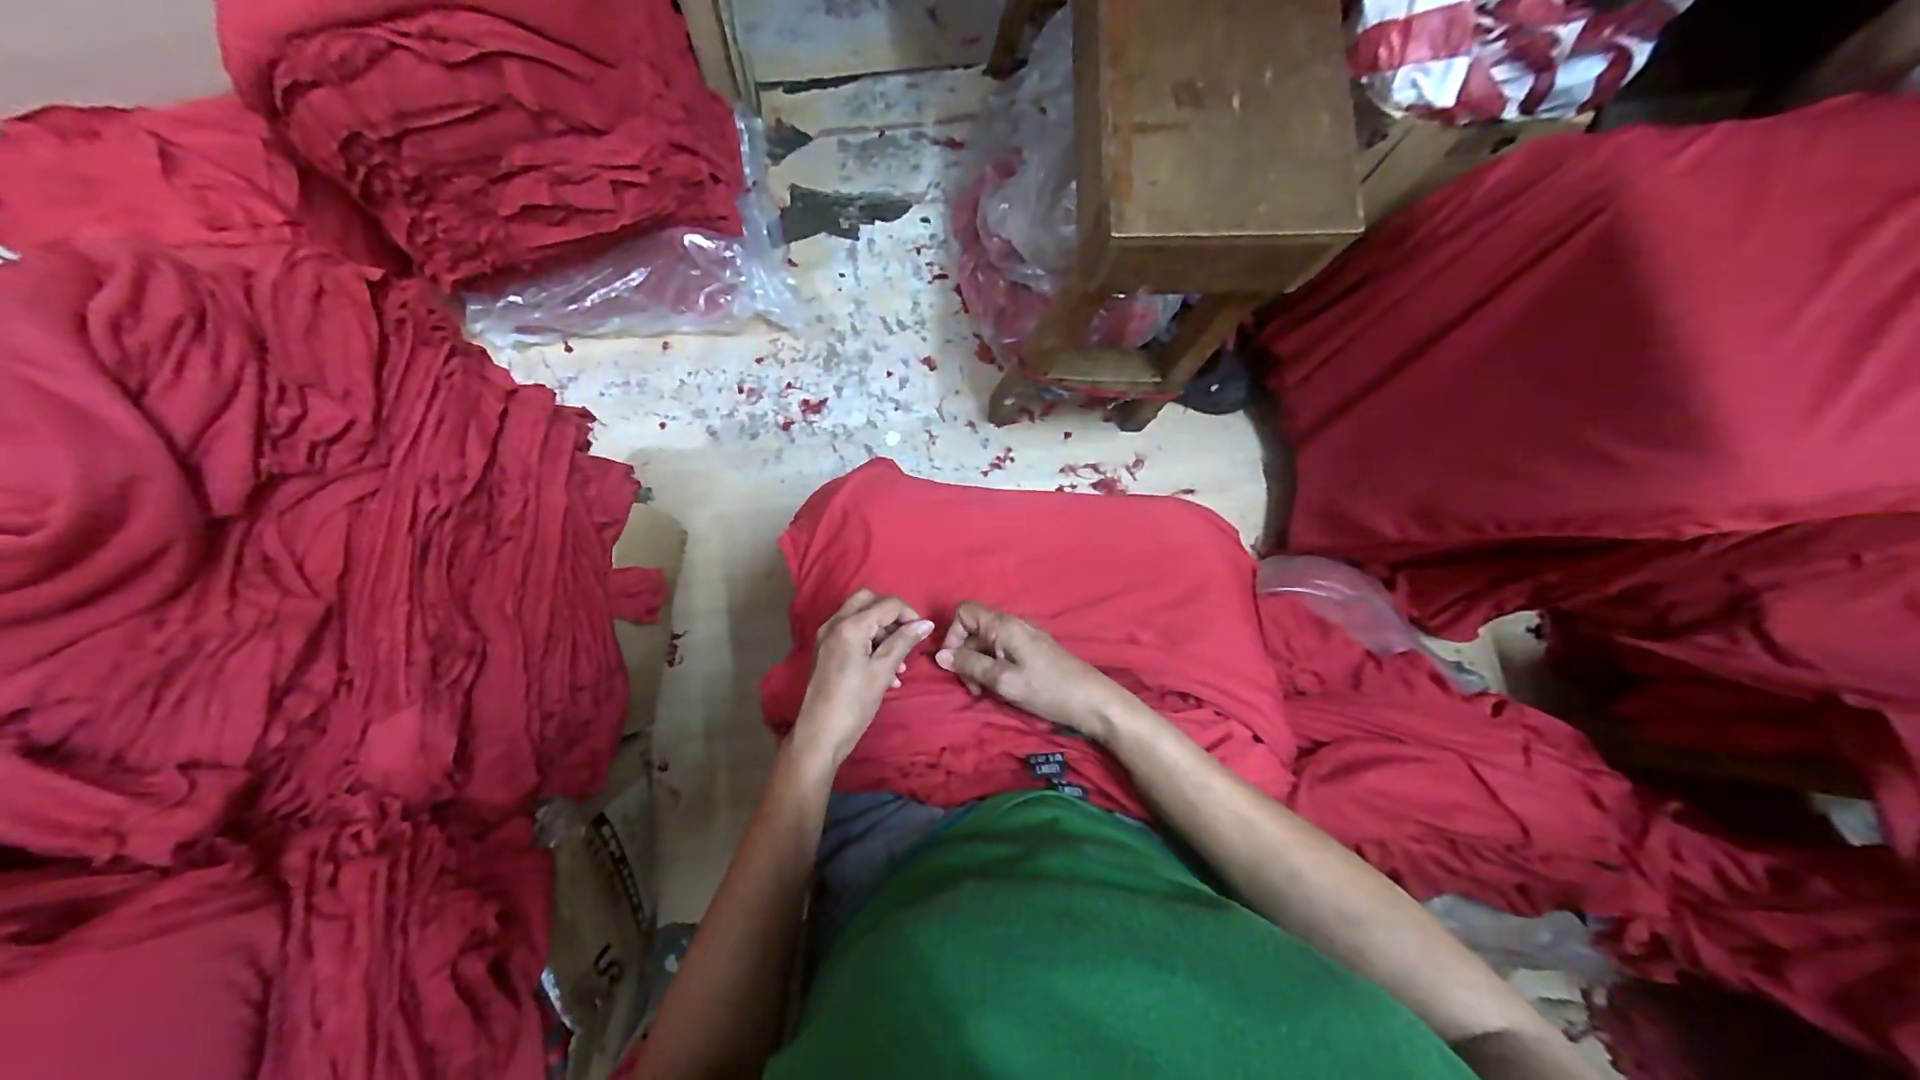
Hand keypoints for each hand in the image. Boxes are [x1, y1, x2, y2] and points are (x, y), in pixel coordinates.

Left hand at [793, 589, 933, 767]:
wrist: (820, 735)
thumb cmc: (854, 703)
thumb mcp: (883, 670)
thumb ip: (904, 641)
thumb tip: (925, 623)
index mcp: (850, 625)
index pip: (887, 604)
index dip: (909, 614)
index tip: (922, 633)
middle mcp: (835, 624)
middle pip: (868, 601)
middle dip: (891, 616)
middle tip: (907, 638)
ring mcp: (827, 637)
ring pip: (860, 618)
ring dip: (882, 632)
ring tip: (899, 664)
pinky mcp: (825, 652)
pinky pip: (851, 635)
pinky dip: (869, 643)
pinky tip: (886, 672)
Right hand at [933, 601, 1135, 741]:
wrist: (1093, 702)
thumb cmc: (1047, 690)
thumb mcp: (1004, 681)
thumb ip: (971, 666)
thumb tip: (940, 656)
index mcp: (1004, 625)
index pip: (964, 612)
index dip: (952, 635)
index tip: (953, 664)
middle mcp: (1013, 624)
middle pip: (974, 630)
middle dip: (965, 656)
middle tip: (972, 688)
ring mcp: (1025, 637)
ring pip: (987, 643)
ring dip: (978, 666)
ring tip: (984, 693)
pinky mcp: (1033, 651)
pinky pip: (1002, 652)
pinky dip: (994, 668)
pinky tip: (1000, 689)